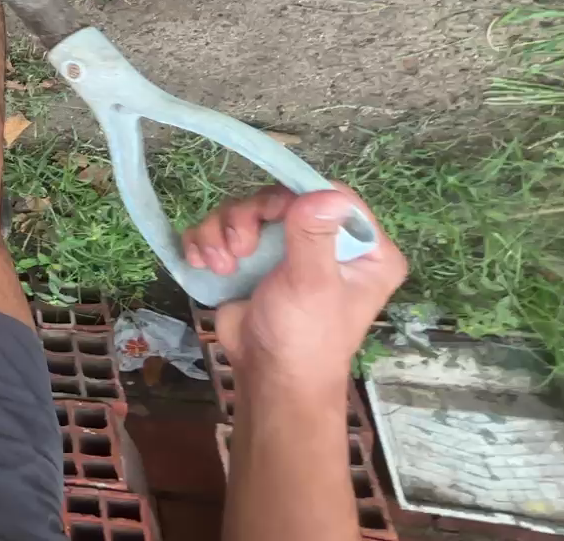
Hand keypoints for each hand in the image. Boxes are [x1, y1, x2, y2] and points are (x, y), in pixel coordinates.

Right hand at [182, 187, 406, 393]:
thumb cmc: (305, 335)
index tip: (270, 213)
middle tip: (238, 248)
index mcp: (361, 250)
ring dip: (218, 234)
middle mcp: (323, 243)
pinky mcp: (247, 258)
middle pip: (275, 200)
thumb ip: (313, 237)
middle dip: (244, 220)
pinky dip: (203, 242)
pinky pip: (216, 229)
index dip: (297, 196)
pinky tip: (202, 264)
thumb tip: (325, 193)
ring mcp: (281, 249)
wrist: (267, 371)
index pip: (333, 197)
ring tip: (218, 265)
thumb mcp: (311, 284)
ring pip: (239, 212)